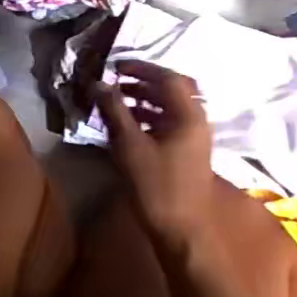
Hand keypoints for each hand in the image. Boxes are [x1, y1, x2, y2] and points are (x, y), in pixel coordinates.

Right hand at [95, 60, 218, 252]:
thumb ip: (114, 111)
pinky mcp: (188, 152)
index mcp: (189, 115)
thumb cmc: (156, 186)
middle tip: (116, 81)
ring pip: (170, 107)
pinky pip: (169, 122)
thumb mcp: (129, 145)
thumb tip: (99, 84)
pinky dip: (149, 116)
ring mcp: (194, 137)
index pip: (167, 78)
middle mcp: (197, 121)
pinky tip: (128, 124)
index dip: (140, 68)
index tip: (115, 66)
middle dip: (143, 82)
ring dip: (145, 99)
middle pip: (172, 90)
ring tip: (116, 101)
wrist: (182, 230)